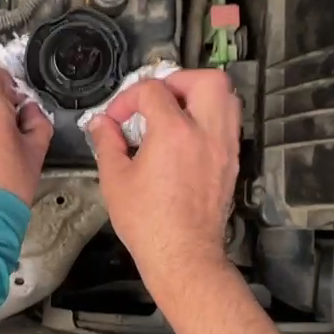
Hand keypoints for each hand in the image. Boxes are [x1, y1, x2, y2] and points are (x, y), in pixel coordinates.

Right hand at [87, 70, 241, 303]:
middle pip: (206, 79)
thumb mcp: (115, 179)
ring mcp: (223, 148)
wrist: (182, 254)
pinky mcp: (231, 163)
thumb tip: (102, 125)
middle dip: (177, 80)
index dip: (127, 98)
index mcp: (174, 133)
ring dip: (198, 95)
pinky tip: (186, 136)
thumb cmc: (150, 223)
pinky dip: (208, 118)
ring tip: (174, 111)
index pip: (153, 91)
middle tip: (156, 97)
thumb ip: (107, 143)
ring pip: (227, 97)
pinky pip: (228, 123)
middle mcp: (206, 134)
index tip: (116, 118)